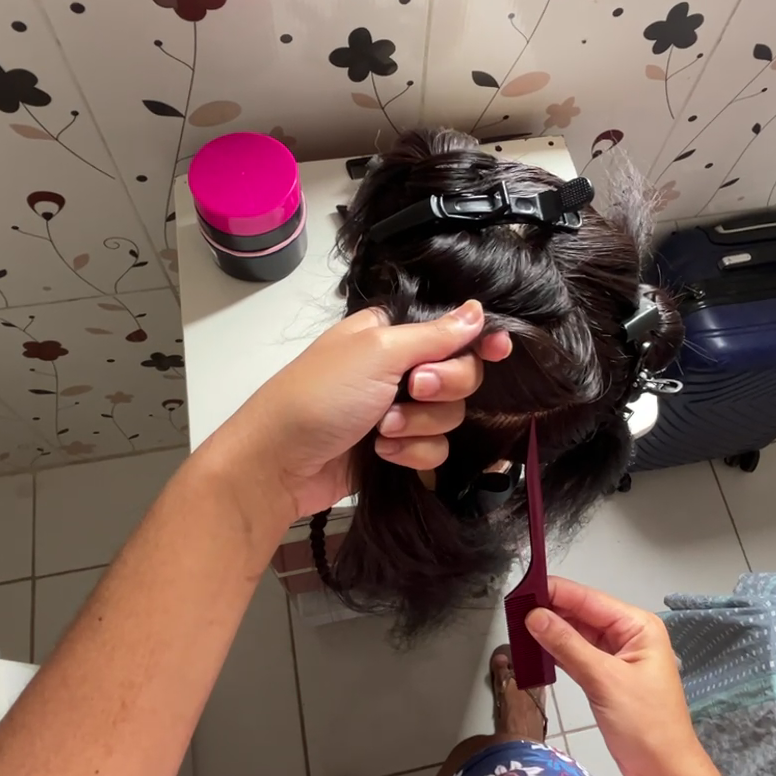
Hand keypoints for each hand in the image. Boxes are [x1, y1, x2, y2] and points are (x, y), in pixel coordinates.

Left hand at [206, 299, 512, 522]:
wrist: (277, 465)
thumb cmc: (320, 396)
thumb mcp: (378, 353)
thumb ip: (435, 334)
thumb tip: (478, 310)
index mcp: (392, 332)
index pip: (451, 329)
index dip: (478, 340)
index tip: (498, 350)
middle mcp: (398, 367)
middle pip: (460, 373)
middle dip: (442, 387)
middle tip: (414, 389)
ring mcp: (398, 409)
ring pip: (449, 416)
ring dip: (420, 425)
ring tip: (382, 430)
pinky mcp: (396, 448)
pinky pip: (434, 449)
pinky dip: (412, 453)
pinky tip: (382, 454)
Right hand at [526, 577, 701, 775]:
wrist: (665, 775)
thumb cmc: (645, 725)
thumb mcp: (604, 680)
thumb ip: (567, 645)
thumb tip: (533, 616)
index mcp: (636, 625)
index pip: (588, 599)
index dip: (555, 592)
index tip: (521, 591)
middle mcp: (628, 634)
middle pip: (582, 613)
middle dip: (549, 611)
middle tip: (512, 611)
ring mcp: (617, 655)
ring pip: (577, 633)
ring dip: (551, 631)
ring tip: (517, 627)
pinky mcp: (607, 675)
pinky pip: (578, 653)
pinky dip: (557, 651)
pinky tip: (535, 649)